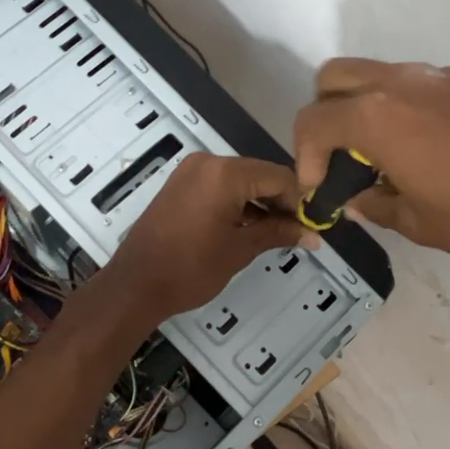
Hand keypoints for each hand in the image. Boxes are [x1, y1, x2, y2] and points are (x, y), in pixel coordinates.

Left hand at [100, 153, 304, 319]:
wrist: (135, 285)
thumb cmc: (190, 268)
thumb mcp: (240, 250)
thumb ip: (278, 234)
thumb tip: (312, 235)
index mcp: (225, 173)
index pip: (279, 176)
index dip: (300, 200)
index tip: (314, 224)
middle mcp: (207, 163)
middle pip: (259, 175)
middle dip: (281, 202)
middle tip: (299, 232)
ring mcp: (190, 172)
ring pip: (240, 181)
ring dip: (260, 204)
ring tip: (277, 234)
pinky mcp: (180, 186)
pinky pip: (219, 187)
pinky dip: (237, 204)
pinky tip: (251, 228)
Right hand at [293, 58, 449, 303]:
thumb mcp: (419, 223)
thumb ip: (378, 204)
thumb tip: (358, 199)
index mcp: (379, 116)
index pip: (314, 121)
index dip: (304, 158)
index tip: (321, 191)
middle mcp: (403, 83)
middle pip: (334, 79)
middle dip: (324, 117)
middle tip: (339, 162)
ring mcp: (440, 78)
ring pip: (376, 76)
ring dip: (362, 110)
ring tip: (382, 161)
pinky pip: (414, 86)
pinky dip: (399, 109)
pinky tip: (424, 153)